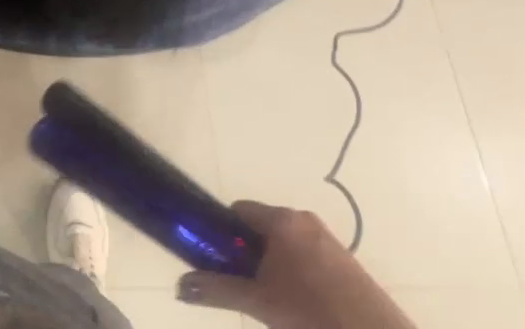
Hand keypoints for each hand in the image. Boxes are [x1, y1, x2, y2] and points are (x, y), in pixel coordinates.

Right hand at [177, 202, 415, 328]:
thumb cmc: (312, 314)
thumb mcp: (258, 303)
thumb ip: (216, 290)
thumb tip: (180, 286)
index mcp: (282, 220)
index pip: (238, 210)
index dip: (223, 233)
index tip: (218, 260)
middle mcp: (304, 219)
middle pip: (261, 227)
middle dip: (247, 253)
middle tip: (244, 285)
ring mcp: (328, 239)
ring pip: (285, 243)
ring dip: (272, 264)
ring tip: (272, 300)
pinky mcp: (345, 261)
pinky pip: (306, 255)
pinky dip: (295, 272)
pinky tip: (299, 305)